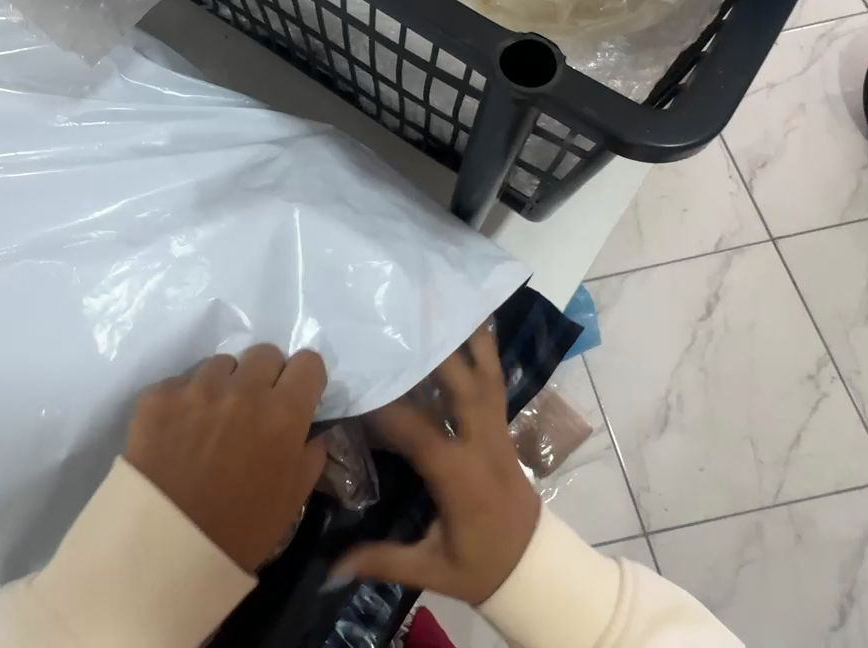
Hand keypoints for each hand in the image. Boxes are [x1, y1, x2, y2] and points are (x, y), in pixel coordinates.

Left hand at [125, 344, 328, 572]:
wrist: (165, 547)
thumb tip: (311, 433)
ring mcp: (198, 387)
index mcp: (284, 413)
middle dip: (265, 375)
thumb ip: (309, 457)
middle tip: (253, 408)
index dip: (304, 378)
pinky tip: (178, 432)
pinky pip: (181, 381)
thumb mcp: (291, 501)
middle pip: (265, 353)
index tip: (296, 395)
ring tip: (211, 421)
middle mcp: (244, 389)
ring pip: (221, 364)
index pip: (308, 362)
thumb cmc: (239, 531)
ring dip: (223, 385)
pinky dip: (184, 401)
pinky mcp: (159, 394)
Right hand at [338, 328, 540, 604]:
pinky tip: (475, 318)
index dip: (386, 406)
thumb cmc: (480, 567)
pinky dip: (486, 348)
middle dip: (437, 350)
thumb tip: (330, 568)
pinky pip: (495, 381)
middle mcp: (481, 443)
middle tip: (407, 313)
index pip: (419, 431)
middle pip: (462, 387)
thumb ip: (383, 561)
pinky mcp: (503, 427)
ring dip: (468, 337)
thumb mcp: (432, 570)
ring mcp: (497, 431)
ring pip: (487, 375)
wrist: (536, 570)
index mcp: (459, 476)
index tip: (355, 381)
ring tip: (446, 298)